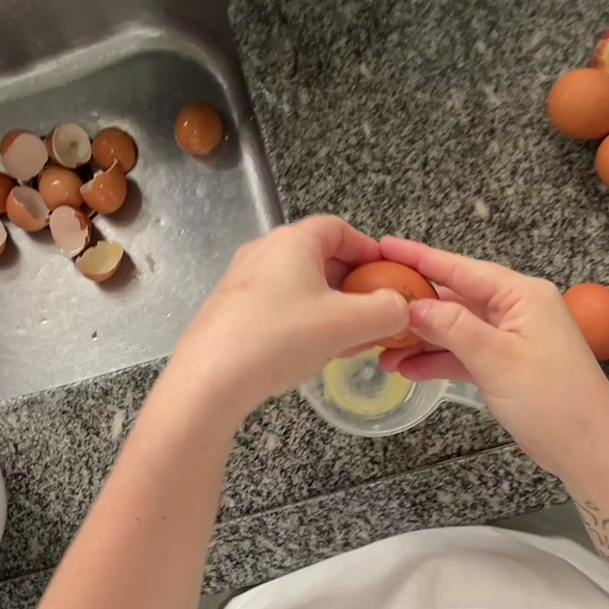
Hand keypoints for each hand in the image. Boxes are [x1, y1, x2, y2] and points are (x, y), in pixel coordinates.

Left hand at [163, 216, 410, 417]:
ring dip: (329, 309)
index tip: (387, 277)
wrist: (209, 379)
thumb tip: (399, 306)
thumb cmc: (280, 339)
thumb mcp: (346, 324)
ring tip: (348, 340)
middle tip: (373, 315)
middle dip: (352, 286)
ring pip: (299, 287)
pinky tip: (311, 353)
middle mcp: (264, 252)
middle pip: (319, 258)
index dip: (368, 250)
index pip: (339, 228)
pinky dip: (302, 323)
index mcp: (292, 241)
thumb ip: (385, 311)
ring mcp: (242, 282)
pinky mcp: (229, 311)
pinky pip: (277, 308)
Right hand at [377, 237, 608, 479]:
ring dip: (420, 340)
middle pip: (455, 298)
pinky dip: (437, 361)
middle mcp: (516, 309)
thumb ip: (451, 327)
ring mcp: (511, 339)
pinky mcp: (506, 366)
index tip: (383, 247)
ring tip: (381, 350)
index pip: (461, 269)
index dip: (419, 258)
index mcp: (521, 295)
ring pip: (455, 329)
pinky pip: (463, 355)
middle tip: (371, 305)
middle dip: (413, 306)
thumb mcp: (495, 359)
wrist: (588, 450)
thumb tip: (411, 305)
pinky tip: (407, 369)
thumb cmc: (552, 401)